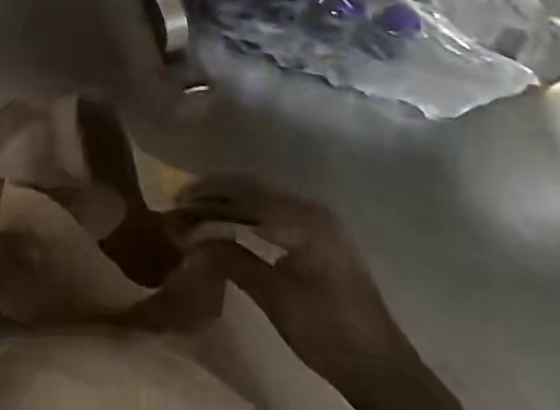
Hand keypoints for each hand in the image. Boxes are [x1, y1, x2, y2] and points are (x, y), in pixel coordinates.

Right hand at [171, 176, 458, 409]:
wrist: (381, 370)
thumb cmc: (326, 331)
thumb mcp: (273, 295)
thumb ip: (232, 258)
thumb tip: (191, 239)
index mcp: (305, 219)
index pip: (246, 191)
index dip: (208, 193)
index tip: (178, 200)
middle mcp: (313, 210)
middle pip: (254, 189)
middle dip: (216, 194)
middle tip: (182, 204)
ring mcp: (320, 222)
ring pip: (264, 199)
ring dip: (230, 204)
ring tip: (198, 213)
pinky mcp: (321, 237)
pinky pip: (276, 213)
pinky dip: (248, 215)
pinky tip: (228, 225)